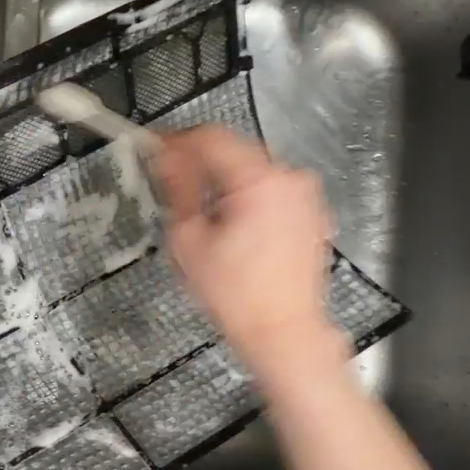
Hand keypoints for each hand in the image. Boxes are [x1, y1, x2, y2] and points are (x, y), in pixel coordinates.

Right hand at [154, 127, 341, 379]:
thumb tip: (168, 161)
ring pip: (253, 173)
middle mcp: (290, 181)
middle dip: (200, 165)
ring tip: (200, 215)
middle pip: (235, 153)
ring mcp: (306, 199)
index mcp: (260, 181)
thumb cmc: (239, 295)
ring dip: (224, 183)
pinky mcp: (311, 217)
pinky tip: (229, 230)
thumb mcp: (190, 239)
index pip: (212, 138)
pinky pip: (272, 194)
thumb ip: (178, 189)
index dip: (178, 140)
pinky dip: (248, 201)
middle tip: (170, 183)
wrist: (282, 331)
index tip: (157, 147)